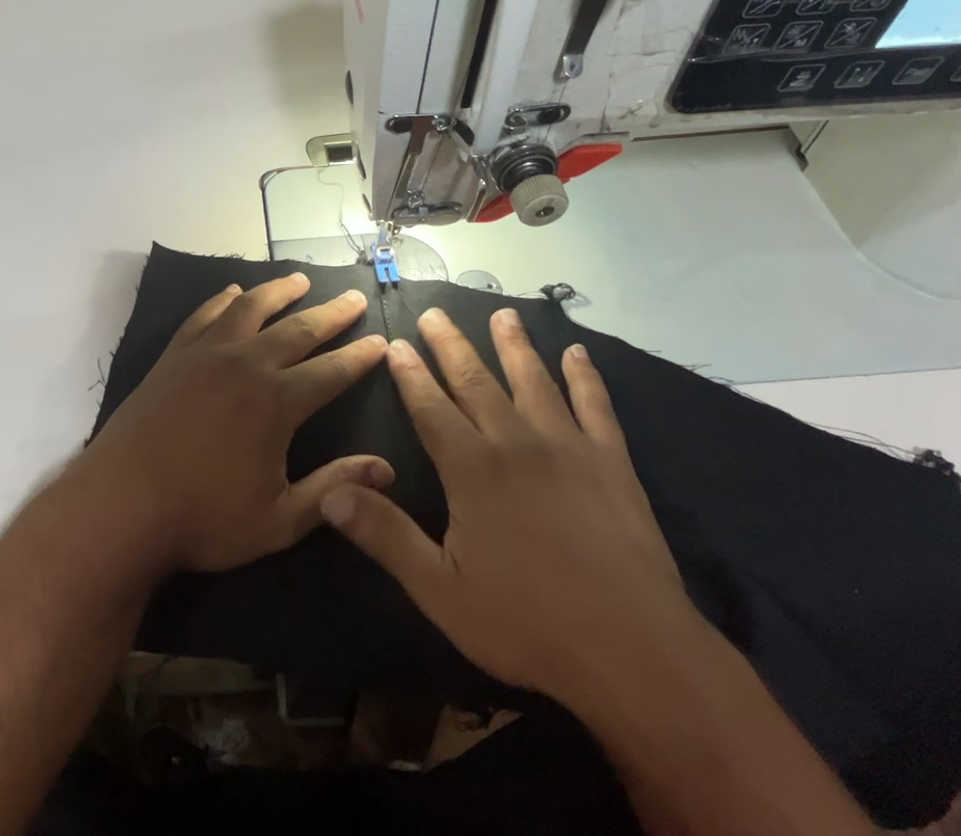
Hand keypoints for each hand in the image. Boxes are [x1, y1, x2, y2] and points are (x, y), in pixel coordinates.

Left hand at [83, 273, 391, 573]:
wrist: (119, 506)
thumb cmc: (202, 519)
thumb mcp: (279, 521)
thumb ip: (332, 491)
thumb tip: (386, 469)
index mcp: (276, 403)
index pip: (332, 371)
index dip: (361, 356)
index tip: (383, 340)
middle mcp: (244, 366)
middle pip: (297, 330)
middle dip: (331, 314)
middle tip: (353, 298)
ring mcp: (203, 357)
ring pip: (248, 309)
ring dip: (278, 292)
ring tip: (299, 280)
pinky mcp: (171, 359)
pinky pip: (203, 317)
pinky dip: (222, 300)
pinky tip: (232, 294)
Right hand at [319, 306, 700, 701]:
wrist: (631, 647)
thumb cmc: (524, 622)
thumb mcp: (438, 588)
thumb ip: (384, 535)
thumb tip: (329, 492)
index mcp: (472, 471)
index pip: (431, 409)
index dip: (411, 375)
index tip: (396, 344)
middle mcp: (518, 444)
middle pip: (478, 382)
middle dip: (453, 346)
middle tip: (436, 313)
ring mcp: (571, 449)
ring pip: (535, 382)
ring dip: (515, 346)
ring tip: (502, 314)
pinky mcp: (613, 464)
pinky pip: (596, 406)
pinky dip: (585, 377)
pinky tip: (578, 354)